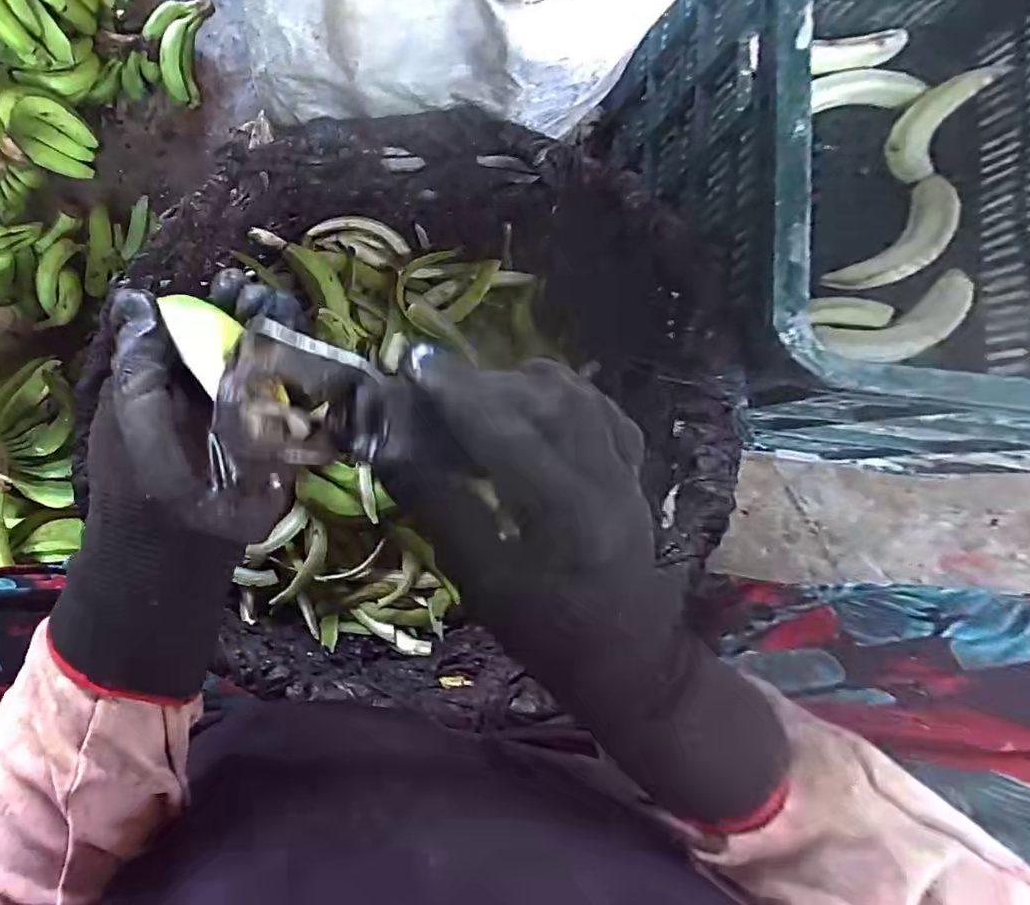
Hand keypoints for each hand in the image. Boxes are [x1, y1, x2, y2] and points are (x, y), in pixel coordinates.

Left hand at [86, 288, 291, 545]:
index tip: (230, 286)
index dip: (218, 299)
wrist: (174, 542)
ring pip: (277, 357)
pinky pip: (301, 396)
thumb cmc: (138, 472)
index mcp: (176, 371)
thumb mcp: (126, 407)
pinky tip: (306, 358)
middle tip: (259, 299)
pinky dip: (308, 372)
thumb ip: (136, 354)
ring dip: (284, 331)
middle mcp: (216, 383)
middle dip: (258, 308)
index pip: (202, 320)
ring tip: (282, 318)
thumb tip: (133, 296)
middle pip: (246, 332)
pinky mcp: (282, 436)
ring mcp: (252, 408)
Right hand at [375, 348, 789, 829]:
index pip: (508, 432)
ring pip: (579, 400)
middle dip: (482, 380)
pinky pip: (605, 413)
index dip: (458, 393)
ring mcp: (628, 476)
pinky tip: (533, 392)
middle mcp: (605, 483)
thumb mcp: (479, 579)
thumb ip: (440, 508)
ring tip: (476, 385)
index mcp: (565, 516)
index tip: (416, 365)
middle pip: (545, 404)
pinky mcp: (635, 476)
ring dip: (521, 380)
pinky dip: (565, 392)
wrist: (631, 664)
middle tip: (434, 378)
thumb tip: (394, 452)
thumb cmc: (545, 631)